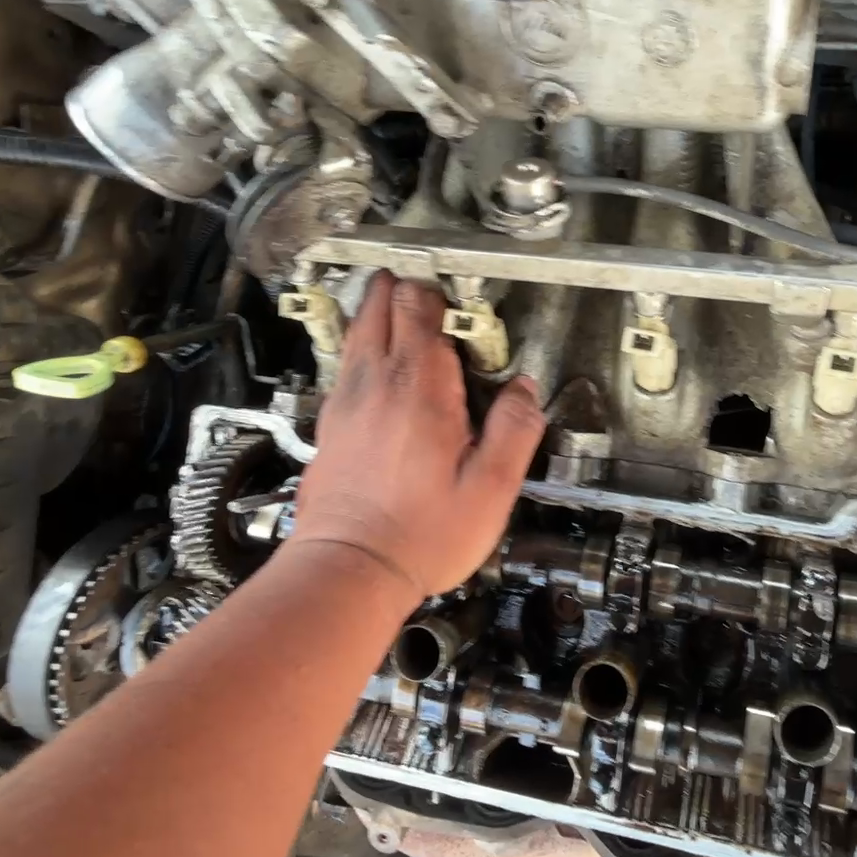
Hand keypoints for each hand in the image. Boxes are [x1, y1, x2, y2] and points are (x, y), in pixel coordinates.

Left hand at [291, 272, 546, 595]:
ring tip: (391, 300)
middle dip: (400, 290)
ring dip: (375, 312)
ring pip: (358, 333)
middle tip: (419, 285)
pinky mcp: (330, 426)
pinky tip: (374, 363)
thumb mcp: (491, 488)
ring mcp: (346, 403)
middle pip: (381, 309)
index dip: (438, 295)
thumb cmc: (421, 534)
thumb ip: (514, 429)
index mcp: (420, 389)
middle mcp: (377, 385)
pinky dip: (361, 348)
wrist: (347, 571)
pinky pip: (346, 366)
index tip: (456, 301)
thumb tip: (526, 390)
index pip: (420, 310)